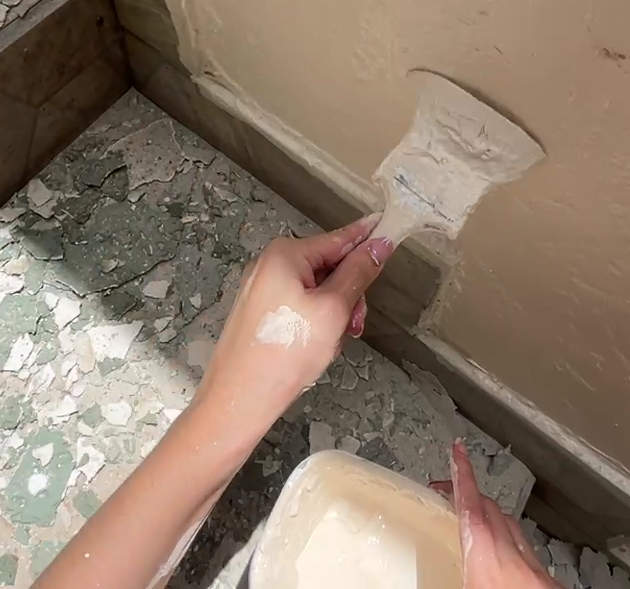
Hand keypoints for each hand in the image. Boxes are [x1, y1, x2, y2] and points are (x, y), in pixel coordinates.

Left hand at [189, 213, 393, 449]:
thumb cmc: (285, 354)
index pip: (338, 238)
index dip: (367, 237)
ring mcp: (262, 288)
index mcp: (285, 254)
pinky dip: (316, 322)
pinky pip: (301, 305)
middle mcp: (270, 264)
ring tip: (331, 344)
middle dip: (348, 295)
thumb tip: (380, 243)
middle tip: (355, 324)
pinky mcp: (261, 312)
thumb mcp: (333, 310)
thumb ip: (358, 273)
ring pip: (317, 290)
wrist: (238, 402)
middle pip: (328, 267)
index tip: (390, 227)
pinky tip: (316, 348)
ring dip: (334, 314)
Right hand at [433, 440, 558, 588]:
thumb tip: (424, 581)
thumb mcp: (464, 587)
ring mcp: (535, 567)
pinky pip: (528, 549)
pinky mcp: (549, 580)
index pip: (470, 501)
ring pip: (513, 527)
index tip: (458, 449)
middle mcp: (512, 554)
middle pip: (492, 509)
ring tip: (478, 525)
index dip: (462, 472)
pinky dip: (514, 545)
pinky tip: (507, 559)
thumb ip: (453, 572)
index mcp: (485, 554)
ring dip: (495, 520)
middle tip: (454, 495)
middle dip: (472, 497)